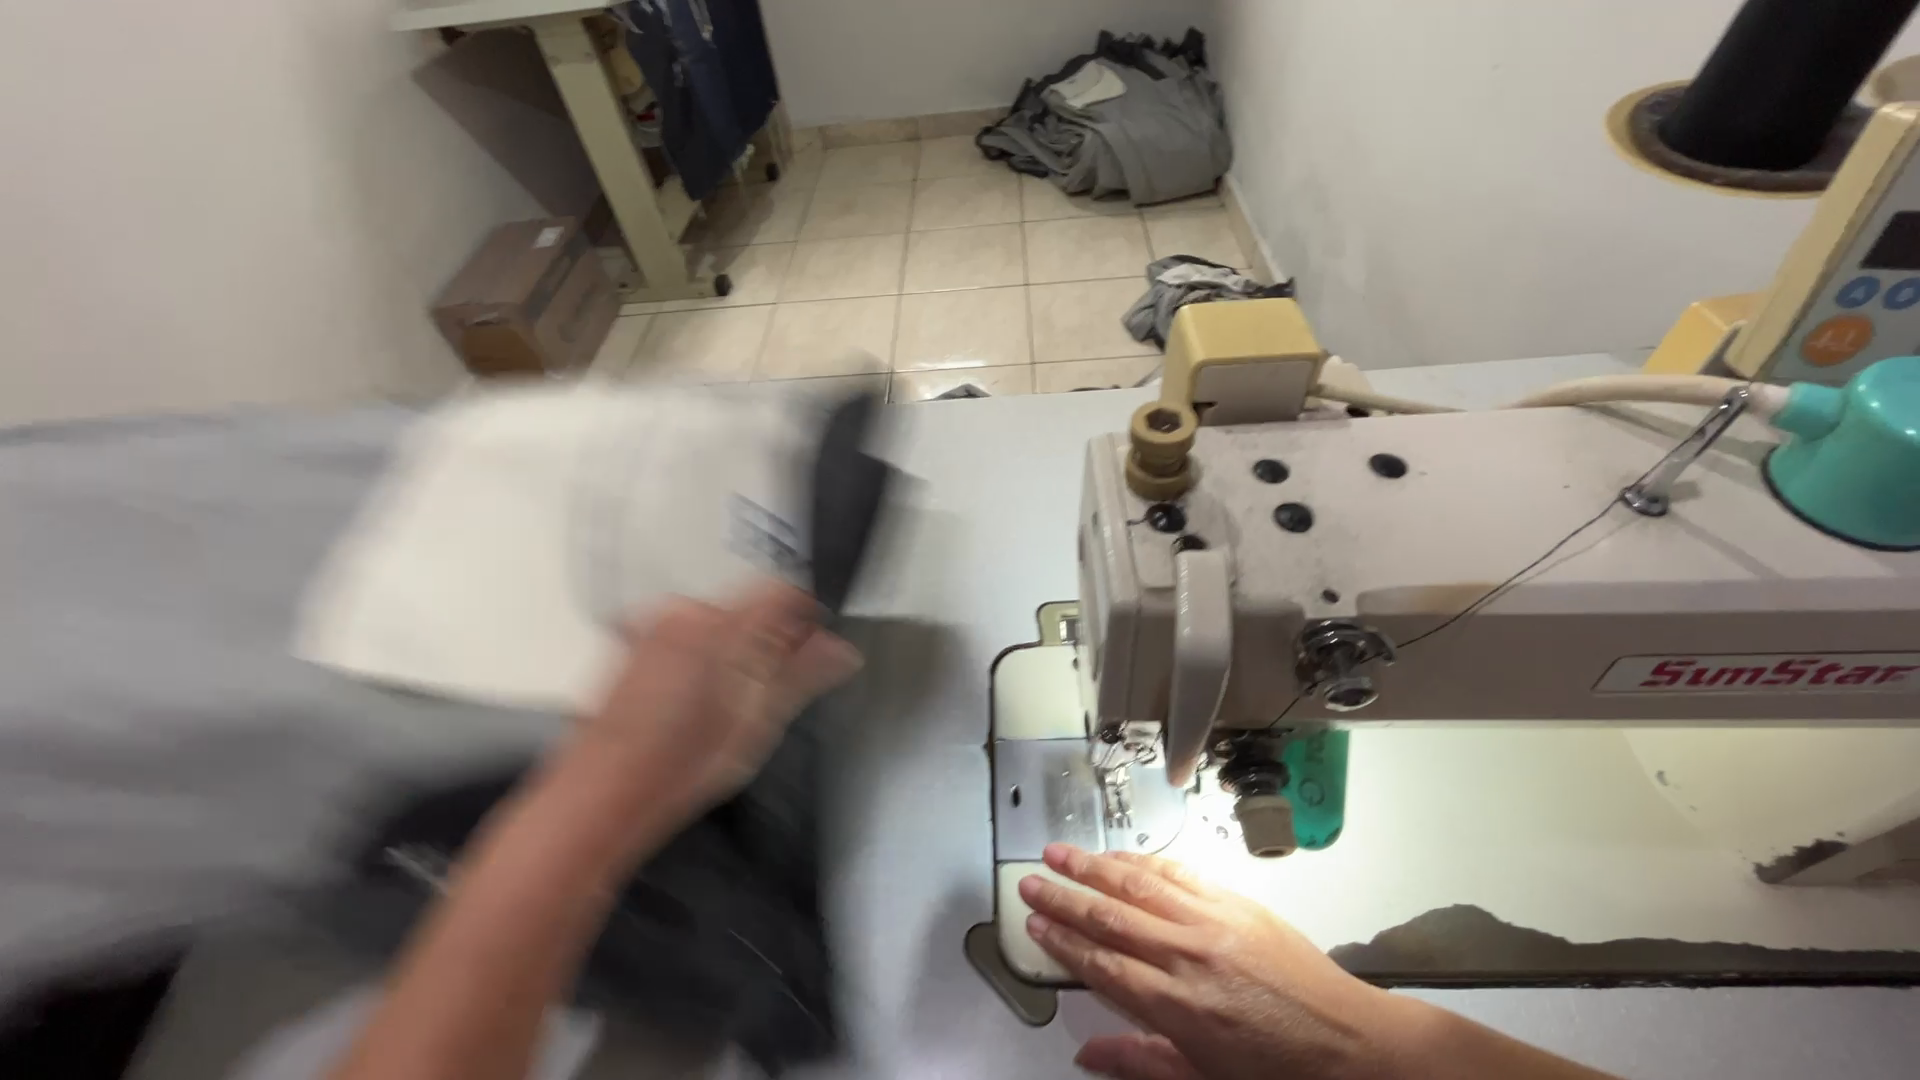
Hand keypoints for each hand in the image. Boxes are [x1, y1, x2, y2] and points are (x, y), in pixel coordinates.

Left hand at [572, 582, 862, 839]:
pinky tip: (701, 704)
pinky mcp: (635, 644)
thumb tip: (841, 649)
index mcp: (724, 626)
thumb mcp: (761, 721)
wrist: (602, 793)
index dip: (808, 615)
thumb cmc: (680, 763)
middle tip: (780, 687)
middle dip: (773, 640)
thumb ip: (804, 674)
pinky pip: (687, 637)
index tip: (817, 644)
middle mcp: (687, 614)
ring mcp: (656, 627)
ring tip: (737, 704)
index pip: (783, 591)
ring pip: (719, 625)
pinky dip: (705, 659)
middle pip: (750, 608)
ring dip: (738, 651)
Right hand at [1020, 844, 1419, 1079]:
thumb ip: (1140, 1061)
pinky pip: (1179, 872)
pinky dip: (1143, 860)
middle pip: (1109, 916)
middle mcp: (1187, 955)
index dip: (1062, 941)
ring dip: (1093, 866)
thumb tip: (1086, 1053)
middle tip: (1030, 881)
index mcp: (1177, 1006)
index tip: (1034, 923)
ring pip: (1137, 883)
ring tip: (1060, 852)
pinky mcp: (1235, 902)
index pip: (1101, 965)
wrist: (1352, 1045)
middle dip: (1064, 896)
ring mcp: (1211, 922)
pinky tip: (1120, 855)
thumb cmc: (1278, 1072)